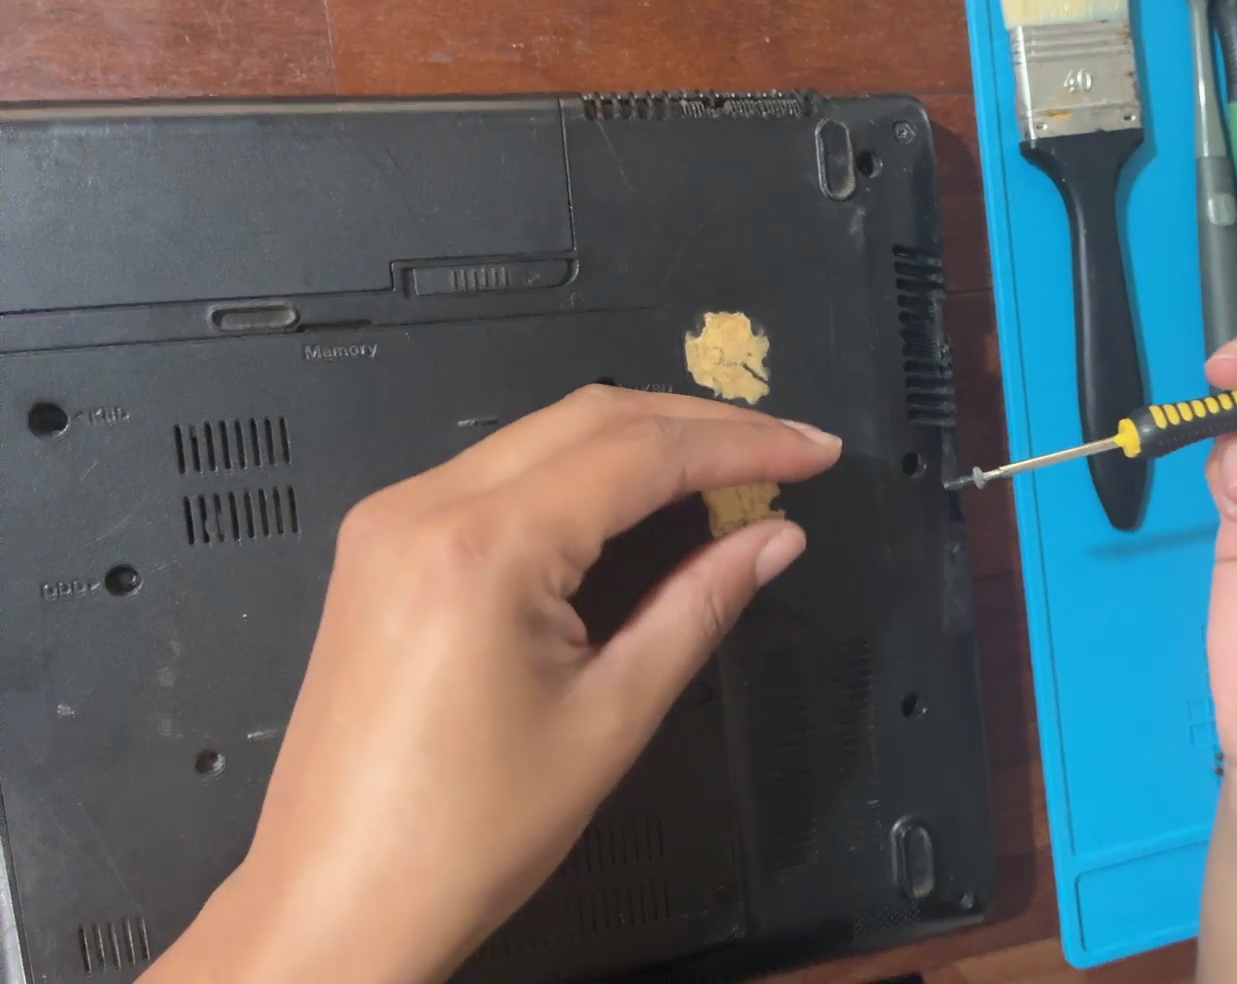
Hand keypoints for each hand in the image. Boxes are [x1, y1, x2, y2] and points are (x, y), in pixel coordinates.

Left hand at [141, 386, 841, 983]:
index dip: (745, 443)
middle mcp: (429, 502)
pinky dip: (601, 462)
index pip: (644, 454)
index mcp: (487, 546)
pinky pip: (517, 465)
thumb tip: (782, 535)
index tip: (816, 452)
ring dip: (656, 435)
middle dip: (707, 423)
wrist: (331, 911)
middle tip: (788, 448)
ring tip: (737, 461)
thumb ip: (705, 601)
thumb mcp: (617, 711)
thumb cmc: (478, 829)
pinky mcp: (392, 538)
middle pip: (600, 416)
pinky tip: (651, 489)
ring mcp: (398, 514)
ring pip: (557, 430)